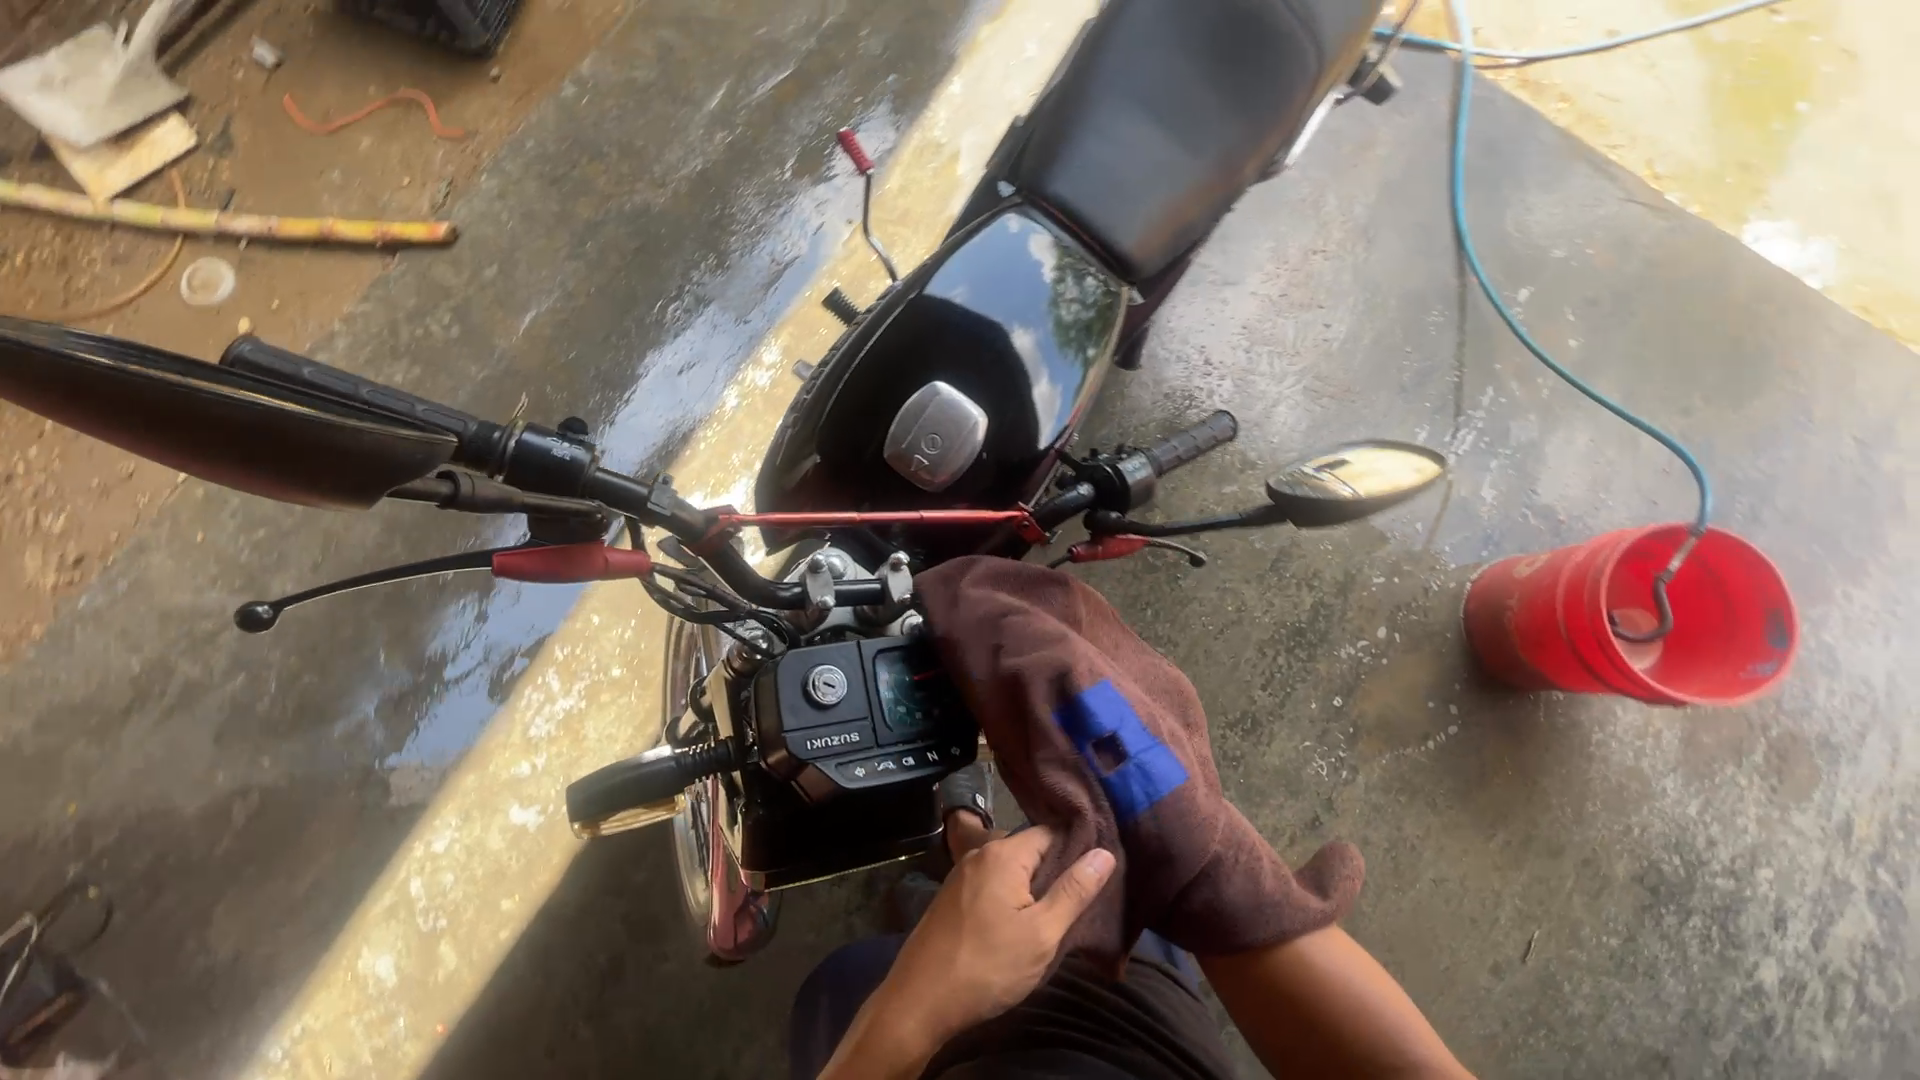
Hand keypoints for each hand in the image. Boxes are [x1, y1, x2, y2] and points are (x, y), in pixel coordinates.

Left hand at [820, 827, 1115, 1077]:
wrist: (920, 1001)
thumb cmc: (987, 966)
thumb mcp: (1042, 933)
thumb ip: (1074, 891)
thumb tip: (1105, 852)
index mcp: (1003, 853)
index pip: (1051, 832)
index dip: (1079, 848)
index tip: (1102, 868)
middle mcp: (980, 853)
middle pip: (1031, 850)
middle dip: (1057, 869)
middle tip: (1087, 895)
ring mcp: (962, 875)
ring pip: (1011, 870)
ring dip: (1034, 887)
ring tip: (1061, 910)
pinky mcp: (953, 898)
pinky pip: (993, 884)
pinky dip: (1012, 897)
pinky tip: (1024, 921)